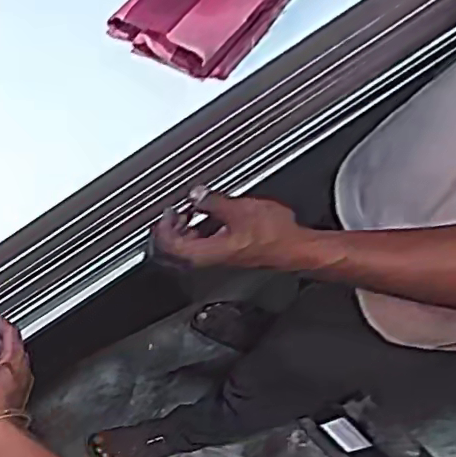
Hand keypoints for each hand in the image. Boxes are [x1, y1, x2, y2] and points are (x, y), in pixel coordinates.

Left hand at [152, 188, 317, 269]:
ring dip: (180, 231)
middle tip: (172, 212)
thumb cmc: (273, 236)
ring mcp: (210, 260)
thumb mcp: (240, 210)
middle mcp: (201, 261)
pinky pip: (195, 247)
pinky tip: (202, 220)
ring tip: (187, 213)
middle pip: (169, 250)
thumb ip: (213, 202)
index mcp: (201, 254)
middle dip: (168, 230)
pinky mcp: (219, 256)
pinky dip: (193, 233)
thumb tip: (196, 194)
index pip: (167, 245)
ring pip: (181, 249)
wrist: (292, 248)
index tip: (167, 212)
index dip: (163, 227)